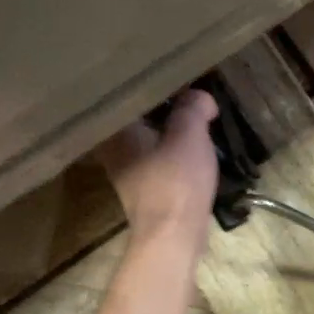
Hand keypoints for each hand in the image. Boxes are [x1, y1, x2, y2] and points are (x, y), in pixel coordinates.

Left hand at [93, 89, 218, 245]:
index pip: (133, 93)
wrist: (172, 236)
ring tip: (198, 118)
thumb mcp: (189, 134)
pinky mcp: (143, 188)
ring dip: (171, 129)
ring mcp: (126, 170)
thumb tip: (200, 96)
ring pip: (150, 138)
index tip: (183, 77)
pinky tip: (193, 148)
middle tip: (193, 93)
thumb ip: (193, 107)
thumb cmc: (176, 181)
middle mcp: (113, 147)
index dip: (160, 83)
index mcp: (116, 128)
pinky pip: (158, 158)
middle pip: (140, 116)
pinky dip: (173, 151)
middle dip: (166, 105)